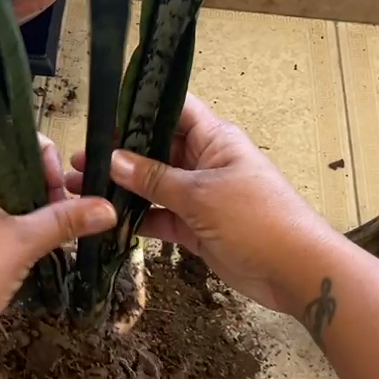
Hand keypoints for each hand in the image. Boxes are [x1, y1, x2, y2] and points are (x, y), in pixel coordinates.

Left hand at [0, 138, 113, 353]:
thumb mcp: (23, 242)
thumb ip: (65, 220)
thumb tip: (109, 207)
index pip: (13, 146)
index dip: (44, 162)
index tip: (60, 192)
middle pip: (9, 175)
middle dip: (41, 192)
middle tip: (61, 219)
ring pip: (0, 205)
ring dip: (28, 217)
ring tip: (50, 238)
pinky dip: (11, 235)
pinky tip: (27, 255)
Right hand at [66, 94, 337, 316]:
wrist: (296, 273)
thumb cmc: (256, 219)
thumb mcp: (201, 194)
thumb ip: (154, 178)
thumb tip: (114, 159)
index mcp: (214, 139)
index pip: (175, 109)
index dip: (142, 106)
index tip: (104, 111)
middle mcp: (204, 162)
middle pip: (156, 148)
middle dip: (120, 152)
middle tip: (81, 157)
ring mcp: (199, 196)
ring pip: (153, 185)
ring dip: (122, 187)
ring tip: (82, 187)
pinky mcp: (196, 227)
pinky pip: (160, 216)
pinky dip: (137, 218)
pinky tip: (106, 218)